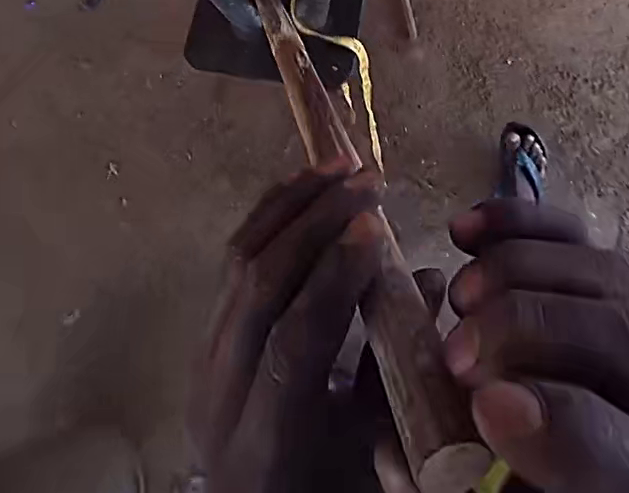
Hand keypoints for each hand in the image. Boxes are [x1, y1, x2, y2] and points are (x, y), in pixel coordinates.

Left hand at [190, 164, 385, 492]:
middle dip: (315, 222)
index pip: (294, 340)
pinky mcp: (202, 327)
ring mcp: (203, 352)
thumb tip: (426, 278)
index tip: (374, 229)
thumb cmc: (323, 488)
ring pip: (239, 258)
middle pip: (260, 284)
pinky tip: (301, 187)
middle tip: (365, 182)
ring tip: (337, 168)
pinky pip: (231, 257)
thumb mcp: (370, 453)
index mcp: (267, 440)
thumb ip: (398, 372)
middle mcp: (221, 388)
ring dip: (292, 205)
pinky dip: (268, 215)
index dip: (333, 278)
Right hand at [443, 198, 628, 492]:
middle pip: (624, 340)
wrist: (596, 461)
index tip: (486, 404)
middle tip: (454, 353)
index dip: (559, 427)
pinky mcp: (603, 278)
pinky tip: (465, 231)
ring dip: (518, 269)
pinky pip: (576, 235)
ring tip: (458, 294)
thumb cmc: (547, 473)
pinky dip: (518, 221)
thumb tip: (439, 430)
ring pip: (608, 273)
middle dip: (523, 330)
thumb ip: (478, 472)